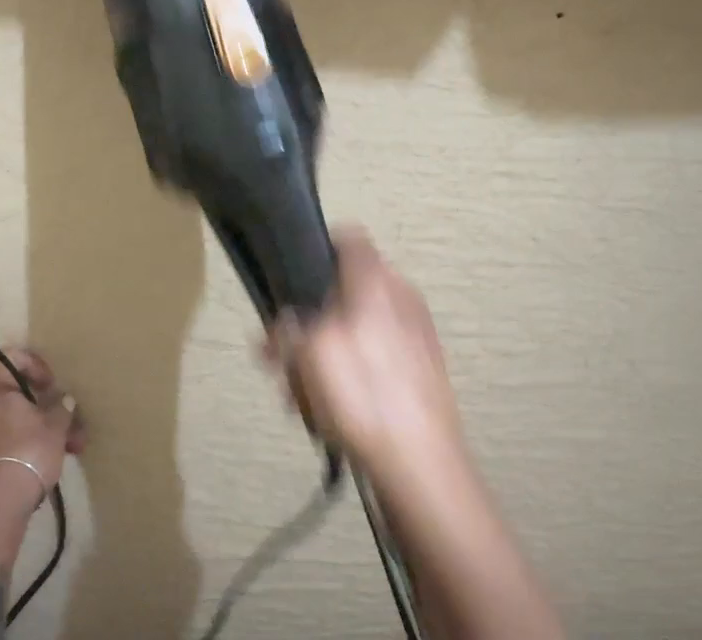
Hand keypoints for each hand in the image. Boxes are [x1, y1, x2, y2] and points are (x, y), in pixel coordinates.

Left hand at [0, 351, 84, 512]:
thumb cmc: (30, 453)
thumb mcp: (55, 428)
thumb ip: (61, 410)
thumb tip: (63, 398)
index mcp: (5, 397)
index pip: (4, 363)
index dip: (27, 363)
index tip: (48, 382)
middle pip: (20, 402)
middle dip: (49, 413)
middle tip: (73, 429)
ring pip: (20, 429)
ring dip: (45, 436)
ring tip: (72, 453)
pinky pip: (12, 450)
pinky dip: (30, 454)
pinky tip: (48, 471)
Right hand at [266, 228, 464, 479]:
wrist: (421, 463)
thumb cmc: (363, 396)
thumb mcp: (307, 353)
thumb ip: (288, 327)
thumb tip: (283, 325)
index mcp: (378, 280)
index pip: (348, 238)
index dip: (315, 250)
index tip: (290, 278)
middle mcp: (401, 298)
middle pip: (343, 293)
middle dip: (308, 323)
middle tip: (281, 358)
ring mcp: (415, 335)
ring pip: (354, 331)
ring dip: (321, 357)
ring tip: (299, 396)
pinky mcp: (420, 371)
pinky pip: (373, 359)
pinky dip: (349, 376)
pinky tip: (329, 411)